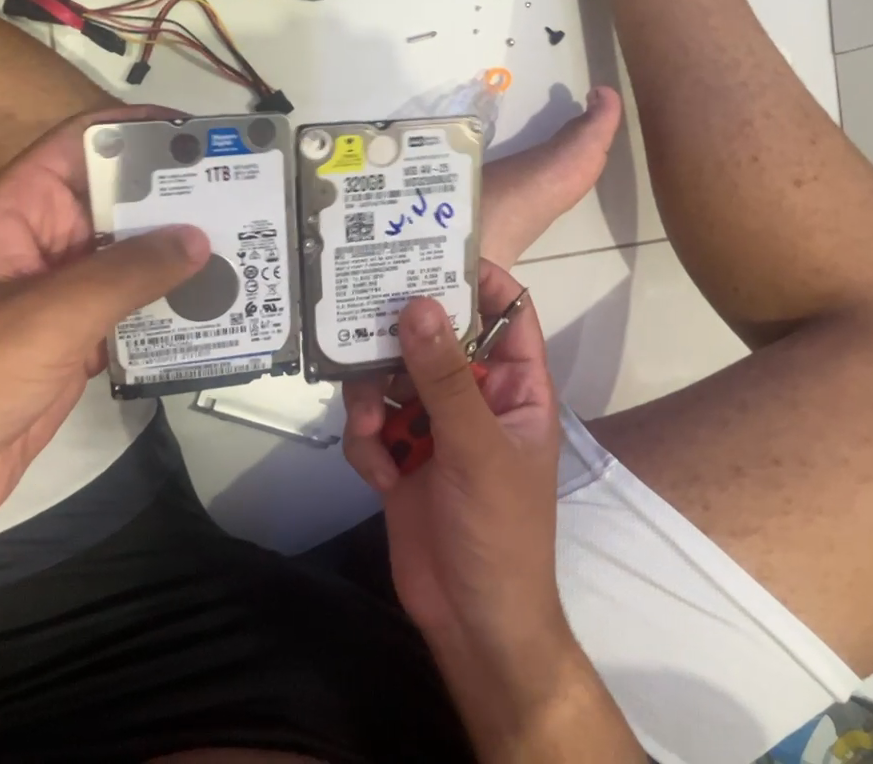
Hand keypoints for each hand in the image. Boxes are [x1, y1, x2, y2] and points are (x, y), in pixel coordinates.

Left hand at [0, 105, 209, 534]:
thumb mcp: (45, 317)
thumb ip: (126, 275)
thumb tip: (198, 238)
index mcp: (15, 213)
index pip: (80, 146)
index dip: (138, 131)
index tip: (203, 137)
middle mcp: (40, 246)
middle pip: (116, 204)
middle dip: (176, 199)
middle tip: (247, 201)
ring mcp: (57, 298)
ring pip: (129, 262)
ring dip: (179, 260)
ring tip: (247, 253)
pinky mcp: (72, 344)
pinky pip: (130, 314)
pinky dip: (167, 313)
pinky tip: (215, 315)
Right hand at [341, 262, 569, 666]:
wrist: (470, 621)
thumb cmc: (499, 532)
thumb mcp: (477, 449)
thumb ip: (445, 378)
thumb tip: (419, 304)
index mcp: (516, 388)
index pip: (505, 313)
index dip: (474, 278)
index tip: (425, 251)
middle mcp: (475, 398)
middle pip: (433, 339)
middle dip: (396, 340)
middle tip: (357, 324)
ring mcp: (435, 428)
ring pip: (391, 379)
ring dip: (371, 398)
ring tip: (368, 426)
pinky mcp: (401, 457)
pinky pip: (373, 425)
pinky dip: (367, 444)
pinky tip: (378, 474)